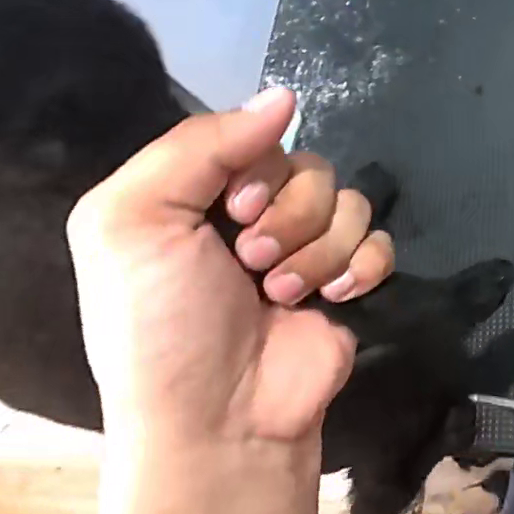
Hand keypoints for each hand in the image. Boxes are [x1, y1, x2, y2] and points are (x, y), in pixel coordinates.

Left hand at [66, 87, 393, 468]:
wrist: (221, 419)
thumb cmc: (162, 323)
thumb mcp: (131, 221)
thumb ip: (197, 144)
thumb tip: (286, 95)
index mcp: (201, 195)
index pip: (258, 138)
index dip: (258, 168)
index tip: (233, 211)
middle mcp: (258, 215)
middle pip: (313, 167)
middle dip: (289, 217)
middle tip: (253, 263)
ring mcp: (311, 250)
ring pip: (352, 203)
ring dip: (319, 250)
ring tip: (284, 294)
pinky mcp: (352, 282)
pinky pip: (382, 242)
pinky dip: (362, 267)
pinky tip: (334, 297)